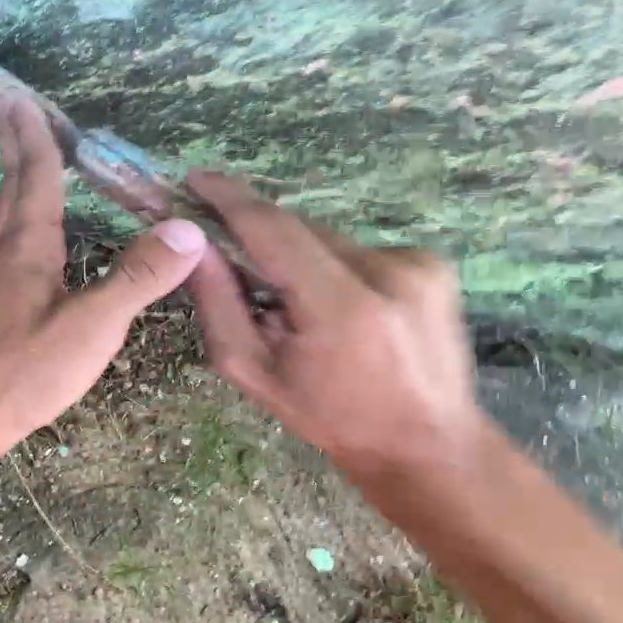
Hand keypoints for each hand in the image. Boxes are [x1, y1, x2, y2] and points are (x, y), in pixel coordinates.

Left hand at [0, 100, 208, 461]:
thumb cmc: (25, 370)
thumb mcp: (92, 327)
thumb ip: (138, 279)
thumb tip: (186, 227)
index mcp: (25, 248)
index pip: (35, 178)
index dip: (34, 138)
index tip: (20, 101)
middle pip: (11, 187)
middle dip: (15, 146)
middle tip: (10, 110)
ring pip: (0, 214)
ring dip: (13, 180)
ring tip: (22, 162)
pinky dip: (12, 217)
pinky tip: (18, 236)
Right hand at [184, 171, 486, 486]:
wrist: (430, 445)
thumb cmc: (326, 413)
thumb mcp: (248, 366)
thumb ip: (216, 300)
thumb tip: (191, 243)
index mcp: (341, 306)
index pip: (273, 228)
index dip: (228, 198)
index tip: (194, 178)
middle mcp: (388, 272)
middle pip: (295, 228)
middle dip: (253, 234)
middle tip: (220, 254)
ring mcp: (418, 265)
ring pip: (322, 236)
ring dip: (290, 252)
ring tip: (284, 298)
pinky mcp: (431, 264)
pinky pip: (352, 246)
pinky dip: (325, 262)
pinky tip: (329, 302)